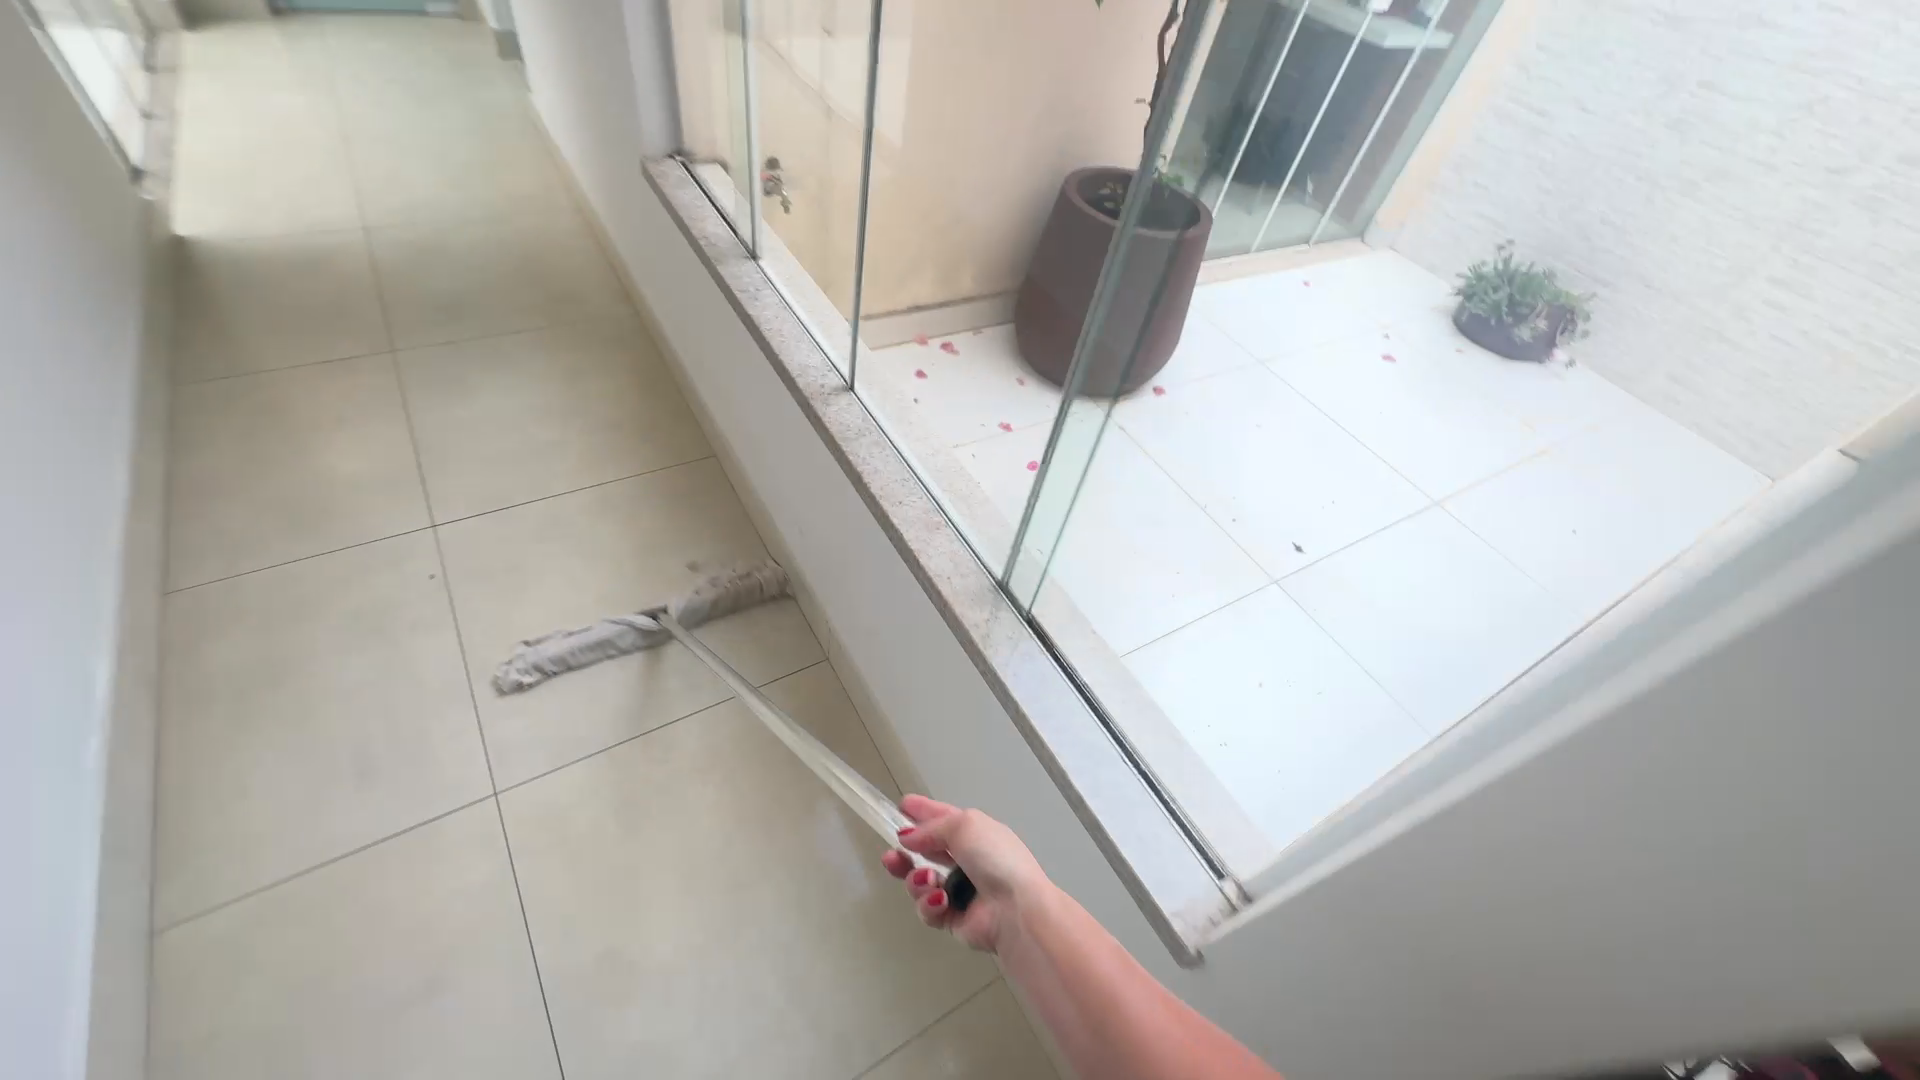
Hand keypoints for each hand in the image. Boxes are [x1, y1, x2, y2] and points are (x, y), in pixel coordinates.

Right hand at [881, 794, 1049, 952]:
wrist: (1014, 909)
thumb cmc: (994, 858)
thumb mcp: (964, 826)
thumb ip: (931, 829)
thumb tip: (907, 837)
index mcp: (974, 833)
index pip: (943, 818)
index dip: (923, 812)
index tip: (901, 806)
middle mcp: (967, 860)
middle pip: (926, 853)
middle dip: (905, 855)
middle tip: (890, 857)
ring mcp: (959, 891)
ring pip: (921, 884)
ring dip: (917, 881)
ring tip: (927, 881)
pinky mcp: (952, 919)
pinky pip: (929, 910)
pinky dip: (930, 904)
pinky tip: (941, 901)